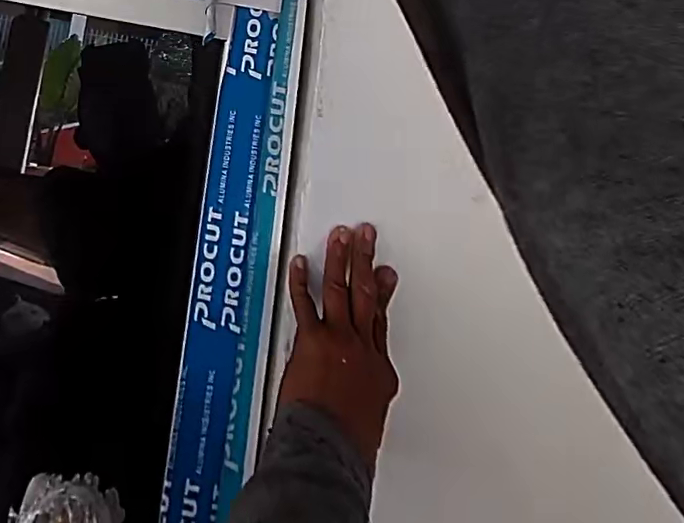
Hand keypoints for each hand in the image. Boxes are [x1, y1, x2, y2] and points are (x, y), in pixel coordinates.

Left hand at [277, 223, 399, 468]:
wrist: (329, 448)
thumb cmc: (348, 440)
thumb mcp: (370, 413)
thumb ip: (363, 387)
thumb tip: (355, 386)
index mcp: (379, 368)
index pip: (379, 318)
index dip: (381, 291)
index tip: (384, 270)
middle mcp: (361, 348)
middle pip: (366, 295)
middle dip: (365, 261)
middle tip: (366, 235)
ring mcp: (337, 340)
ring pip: (340, 290)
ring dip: (340, 259)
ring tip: (341, 236)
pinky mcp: (313, 340)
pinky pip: (305, 303)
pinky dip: (300, 281)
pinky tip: (299, 262)